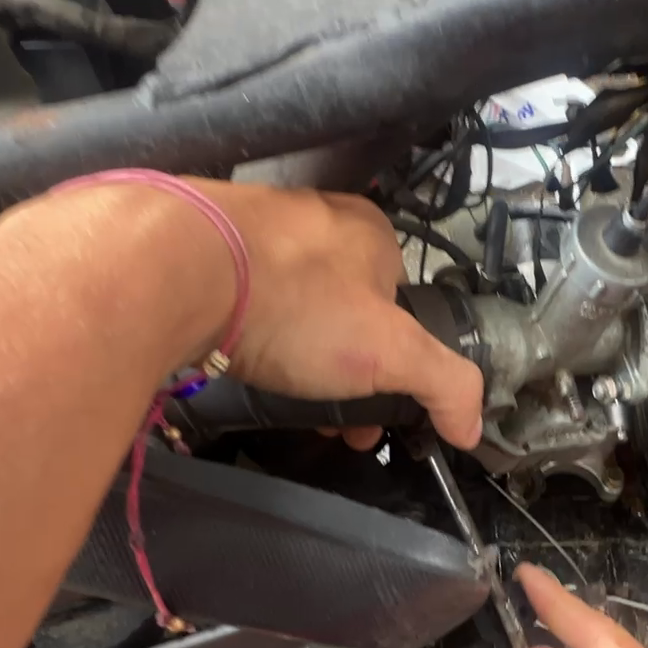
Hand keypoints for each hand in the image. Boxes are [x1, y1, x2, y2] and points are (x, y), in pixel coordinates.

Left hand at [194, 181, 481, 448]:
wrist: (174, 271)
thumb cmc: (298, 306)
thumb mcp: (394, 353)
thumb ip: (447, 386)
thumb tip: (473, 428)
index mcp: (372, 232)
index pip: (402, 307)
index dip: (397, 367)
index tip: (380, 412)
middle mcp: (317, 219)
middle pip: (350, 315)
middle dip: (350, 375)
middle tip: (337, 421)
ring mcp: (257, 229)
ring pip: (298, 311)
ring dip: (304, 364)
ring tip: (292, 404)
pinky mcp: (204, 245)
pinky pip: (247, 301)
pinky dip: (256, 339)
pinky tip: (245, 365)